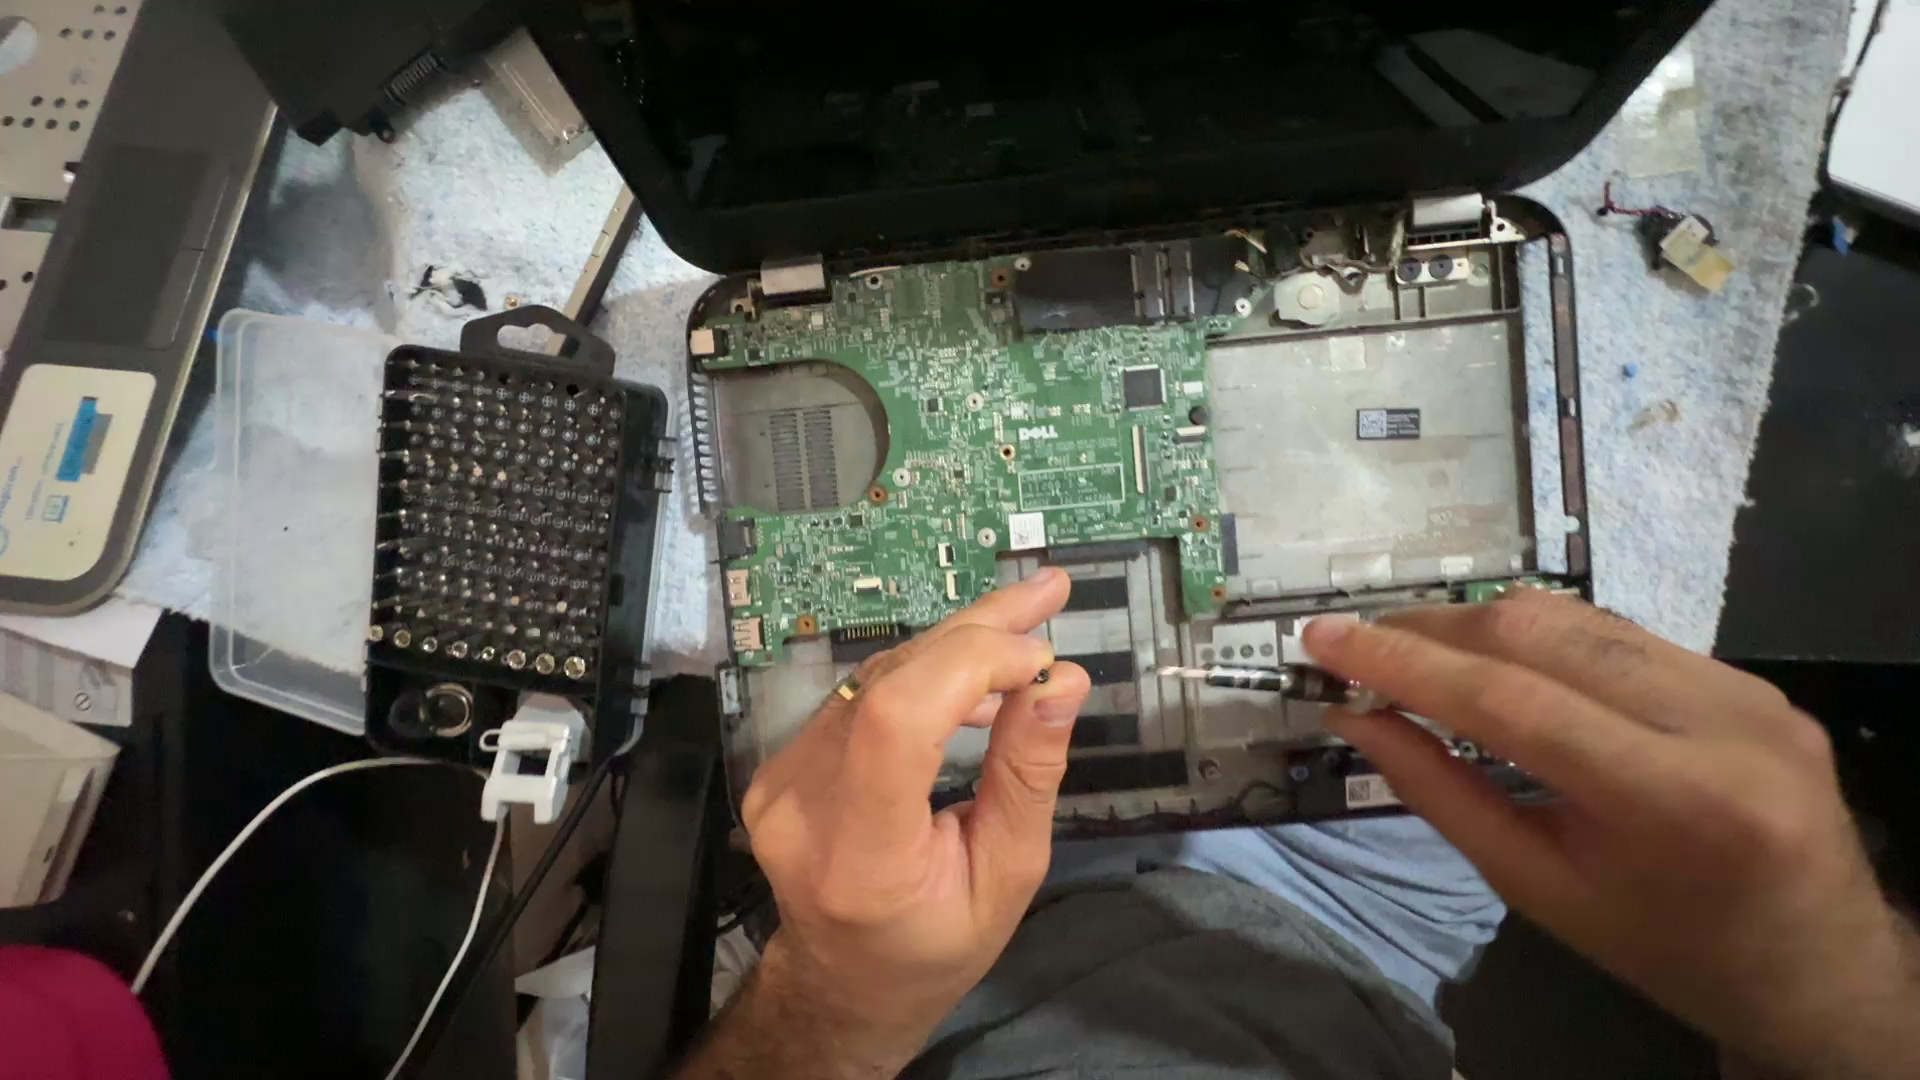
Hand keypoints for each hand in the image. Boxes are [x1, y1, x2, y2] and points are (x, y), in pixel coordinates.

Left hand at [708, 568, 1089, 1078]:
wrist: (841, 982)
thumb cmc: (933, 948)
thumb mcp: (1007, 876)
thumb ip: (1029, 775)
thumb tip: (1062, 681)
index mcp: (861, 855)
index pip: (899, 718)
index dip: (971, 664)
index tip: (1040, 660)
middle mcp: (803, 804)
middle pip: (890, 679)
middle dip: (978, 630)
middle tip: (1046, 593)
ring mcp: (783, 775)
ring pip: (879, 672)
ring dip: (957, 642)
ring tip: (1025, 625)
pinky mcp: (786, 757)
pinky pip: (866, 690)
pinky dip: (928, 671)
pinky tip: (979, 674)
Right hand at [1302, 589, 1919, 1079]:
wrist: (1822, 966)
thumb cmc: (1659, 944)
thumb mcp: (1531, 884)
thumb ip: (1435, 789)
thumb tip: (1351, 714)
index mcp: (1677, 803)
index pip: (1507, 701)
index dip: (1400, 661)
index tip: (1321, 638)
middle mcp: (1723, 723)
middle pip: (1533, 635)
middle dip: (1423, 630)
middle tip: (1354, 647)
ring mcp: (1740, 687)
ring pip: (1563, 613)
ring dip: (1463, 622)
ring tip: (1409, 650)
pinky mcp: (1737, 673)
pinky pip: (1599, 626)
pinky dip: (1519, 632)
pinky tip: (1486, 658)